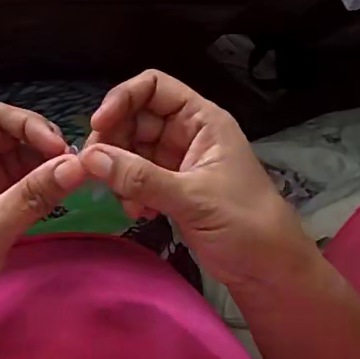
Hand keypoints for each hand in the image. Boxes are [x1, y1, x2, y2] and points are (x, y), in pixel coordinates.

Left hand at [0, 102, 85, 347]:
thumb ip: (34, 194)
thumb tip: (80, 164)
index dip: (28, 124)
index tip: (58, 148)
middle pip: (11, 136)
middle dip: (43, 144)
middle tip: (74, 165)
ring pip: (21, 162)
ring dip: (47, 165)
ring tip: (75, 178)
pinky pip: (24, 187)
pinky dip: (44, 187)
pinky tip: (64, 192)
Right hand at [82, 70, 314, 290]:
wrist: (269, 271)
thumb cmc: (245, 224)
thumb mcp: (193, 198)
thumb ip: (141, 177)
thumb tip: (90, 158)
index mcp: (201, 120)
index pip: (153, 87)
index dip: (122, 99)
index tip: (98, 125)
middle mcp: (186, 133)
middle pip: (134, 118)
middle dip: (113, 141)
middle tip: (96, 170)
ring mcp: (176, 161)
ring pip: (130, 149)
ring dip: (118, 171)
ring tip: (126, 200)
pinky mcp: (169, 188)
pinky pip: (135, 177)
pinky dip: (128, 191)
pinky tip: (137, 212)